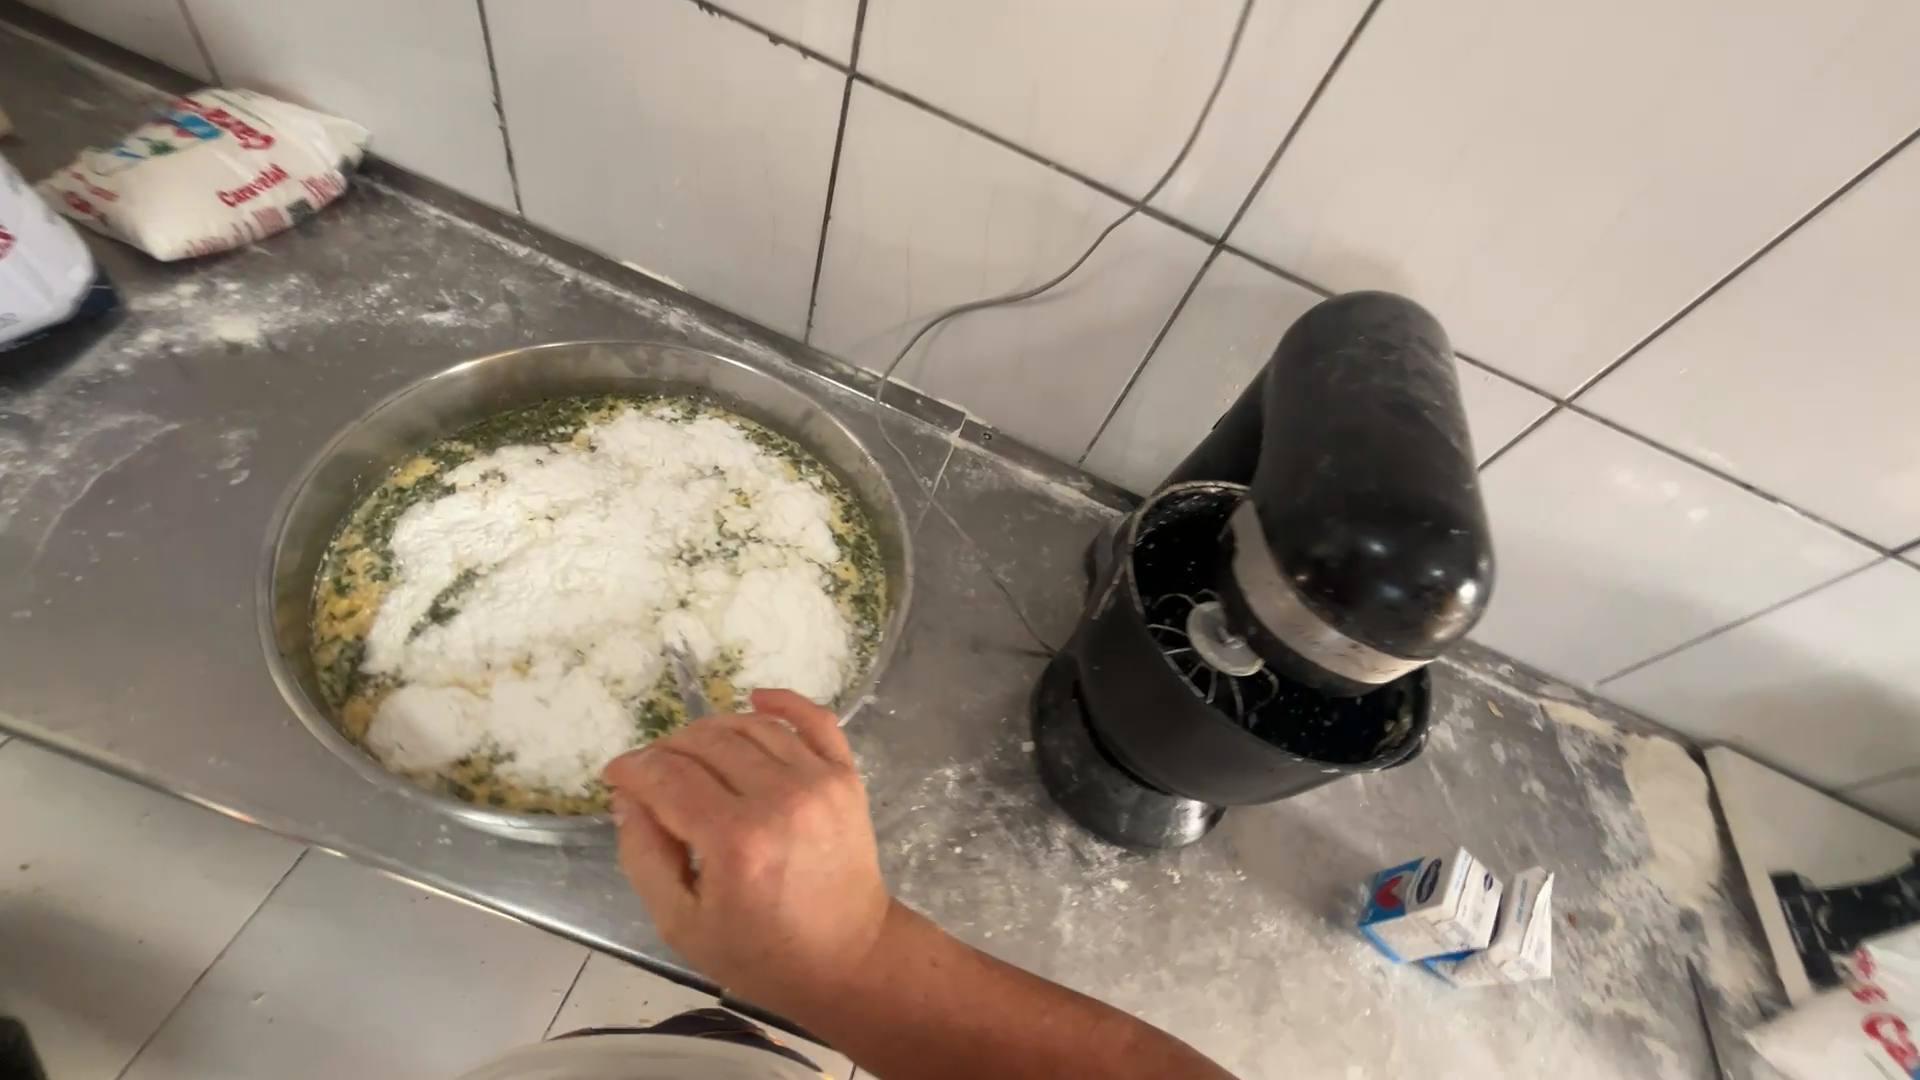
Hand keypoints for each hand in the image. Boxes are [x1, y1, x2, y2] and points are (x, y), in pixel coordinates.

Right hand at [601, 688, 892, 1015]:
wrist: (847, 955)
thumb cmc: (759, 950)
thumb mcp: (681, 923)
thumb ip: (644, 854)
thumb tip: (627, 795)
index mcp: (736, 841)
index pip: (669, 778)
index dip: (633, 769)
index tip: (615, 773)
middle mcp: (780, 798)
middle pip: (708, 744)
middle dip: (667, 749)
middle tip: (650, 769)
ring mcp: (820, 780)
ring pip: (753, 726)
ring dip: (712, 728)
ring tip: (689, 747)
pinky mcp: (846, 775)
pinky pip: (816, 719)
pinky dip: (784, 701)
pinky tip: (755, 697)